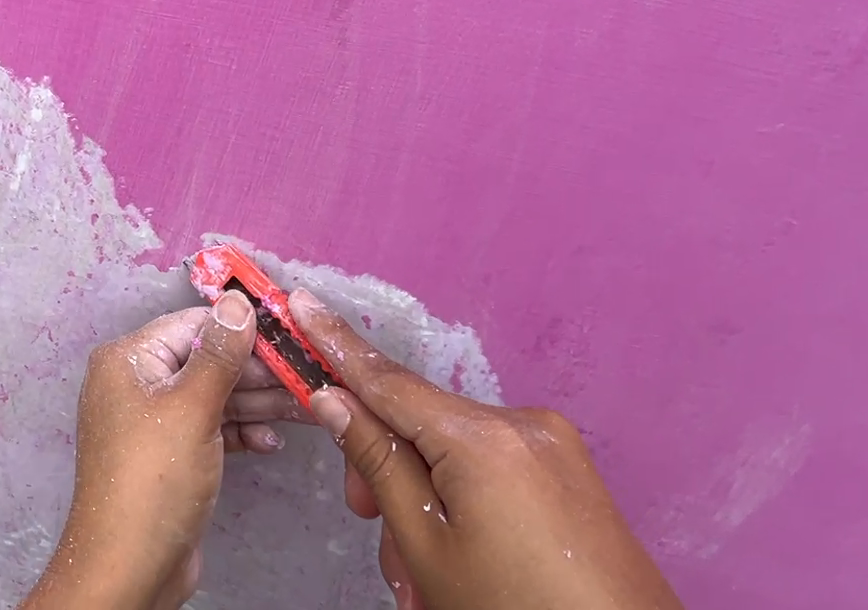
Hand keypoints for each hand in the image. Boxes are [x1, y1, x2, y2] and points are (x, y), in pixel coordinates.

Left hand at [22, 291, 294, 609]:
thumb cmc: (153, 480)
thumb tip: (236, 303)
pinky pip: (208, 427)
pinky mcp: (169, 453)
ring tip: (307, 408)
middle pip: (205, 360)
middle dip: (256, 370)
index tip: (289, 333)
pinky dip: (238, 431)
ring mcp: (152, 419)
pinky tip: (268, 441)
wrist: (129, 567)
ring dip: (256, 402)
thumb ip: (219, 355)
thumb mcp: (192, 409)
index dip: (241, 328)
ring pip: (212, 396)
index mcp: (129, 359)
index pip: (192, 325)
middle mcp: (136, 382)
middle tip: (307, 376)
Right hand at [290, 288, 685, 609]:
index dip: (335, 342)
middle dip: (382, 462)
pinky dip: (458, 496)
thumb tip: (331, 398)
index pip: (386, 379)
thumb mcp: (427, 546)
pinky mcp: (569, 473)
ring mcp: (553, 448)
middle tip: (365, 517)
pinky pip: (488, 465)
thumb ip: (376, 461)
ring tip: (419, 569)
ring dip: (420, 492)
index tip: (297, 299)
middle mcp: (522, 425)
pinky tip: (456, 550)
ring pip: (449, 448)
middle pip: (417, 418)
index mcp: (484, 438)